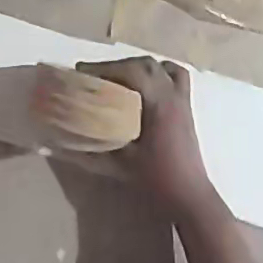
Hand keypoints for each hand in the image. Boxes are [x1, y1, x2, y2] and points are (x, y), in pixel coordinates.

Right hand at [77, 57, 215, 216]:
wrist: (190, 197)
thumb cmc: (158, 179)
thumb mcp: (123, 163)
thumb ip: (99, 146)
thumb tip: (72, 135)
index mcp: (159, 102)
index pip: (130, 71)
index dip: (105, 67)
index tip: (83, 69)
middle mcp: (172, 94)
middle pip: (143, 65)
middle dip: (117, 66)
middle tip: (95, 75)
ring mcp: (182, 98)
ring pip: (158, 67)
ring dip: (136, 66)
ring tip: (117, 76)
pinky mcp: (187, 106)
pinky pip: (176, 75)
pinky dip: (159, 71)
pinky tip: (147, 80)